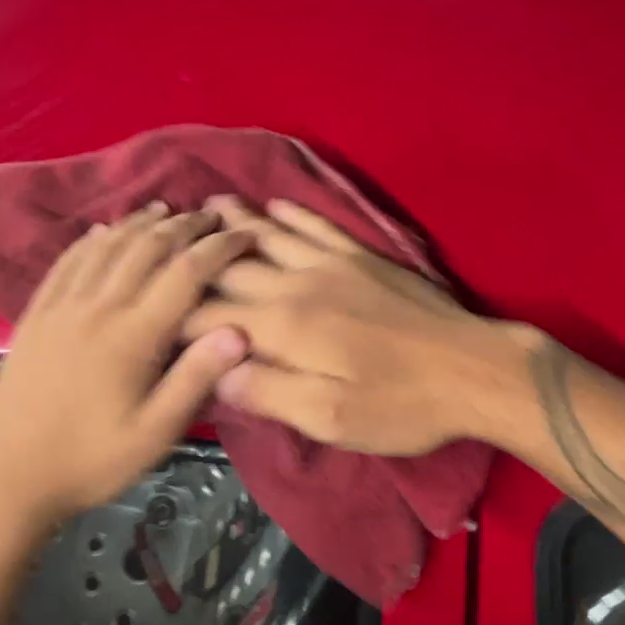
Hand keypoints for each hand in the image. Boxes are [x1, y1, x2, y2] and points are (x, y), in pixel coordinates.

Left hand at [0, 203, 255, 524]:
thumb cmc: (91, 461)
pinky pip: (66, 263)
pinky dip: (91, 241)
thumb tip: (238, 330)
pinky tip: (103, 231)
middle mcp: (98, 308)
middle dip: (183, 226)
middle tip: (210, 215)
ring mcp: (62, 307)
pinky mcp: (36, 314)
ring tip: (165, 210)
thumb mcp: (154, 435)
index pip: (185, 273)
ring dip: (138, 223)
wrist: (12, 477)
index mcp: (133, 336)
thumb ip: (194, 380)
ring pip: (106, 247)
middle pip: (146, 248)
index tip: (244, 234)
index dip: (219, 248)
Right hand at [185, 197, 523, 455]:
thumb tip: (216, 372)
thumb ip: (269, 392)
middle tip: (163, 244)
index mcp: (285, 325)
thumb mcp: (332, 419)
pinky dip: (291, 215)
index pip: (214, 314)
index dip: (178, 314)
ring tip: (207, 207)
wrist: (473, 368)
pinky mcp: (362, 257)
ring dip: (236, 222)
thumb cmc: (400, 404)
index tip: (150, 312)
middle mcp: (299, 283)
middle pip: (234, 266)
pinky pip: (316, 227)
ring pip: (271, 236)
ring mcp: (333, 263)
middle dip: (196, 255)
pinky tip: (274, 206)